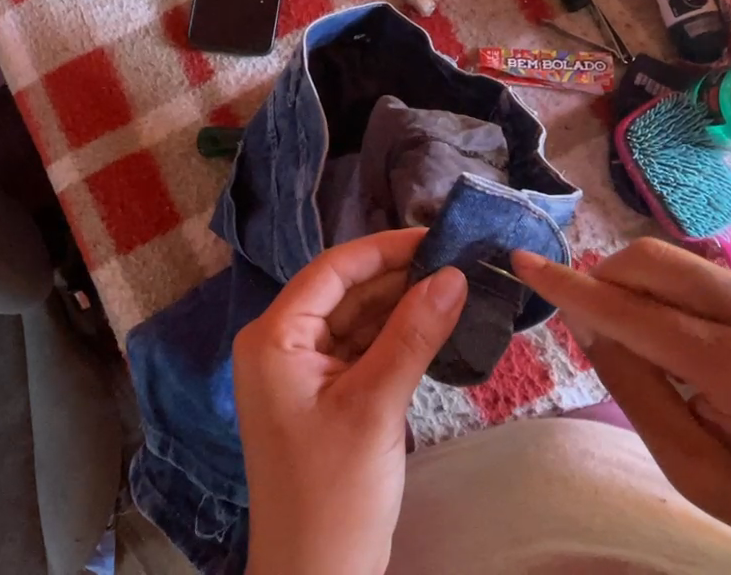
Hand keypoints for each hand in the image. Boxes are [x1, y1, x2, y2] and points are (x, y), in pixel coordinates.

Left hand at [233, 228, 465, 574]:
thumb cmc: (334, 492)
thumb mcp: (375, 406)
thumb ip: (412, 335)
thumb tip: (453, 276)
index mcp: (273, 336)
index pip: (331, 270)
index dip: (384, 249)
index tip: (437, 237)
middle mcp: (279, 343)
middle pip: (343, 292)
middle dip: (397, 277)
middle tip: (457, 262)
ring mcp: (298, 372)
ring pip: (354, 321)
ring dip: (399, 307)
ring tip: (454, 287)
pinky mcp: (319, 397)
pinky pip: (357, 351)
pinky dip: (392, 340)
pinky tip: (432, 326)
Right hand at [512, 239, 730, 574]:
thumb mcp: (692, 469)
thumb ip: (632, 384)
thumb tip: (585, 319)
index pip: (637, 314)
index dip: (571, 287)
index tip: (522, 261)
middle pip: (653, 261)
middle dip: (604, 281)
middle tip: (593, 327)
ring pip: (672, 261)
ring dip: (637, 289)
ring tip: (650, 347)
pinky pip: (699, 272)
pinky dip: (670, 295)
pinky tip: (689, 340)